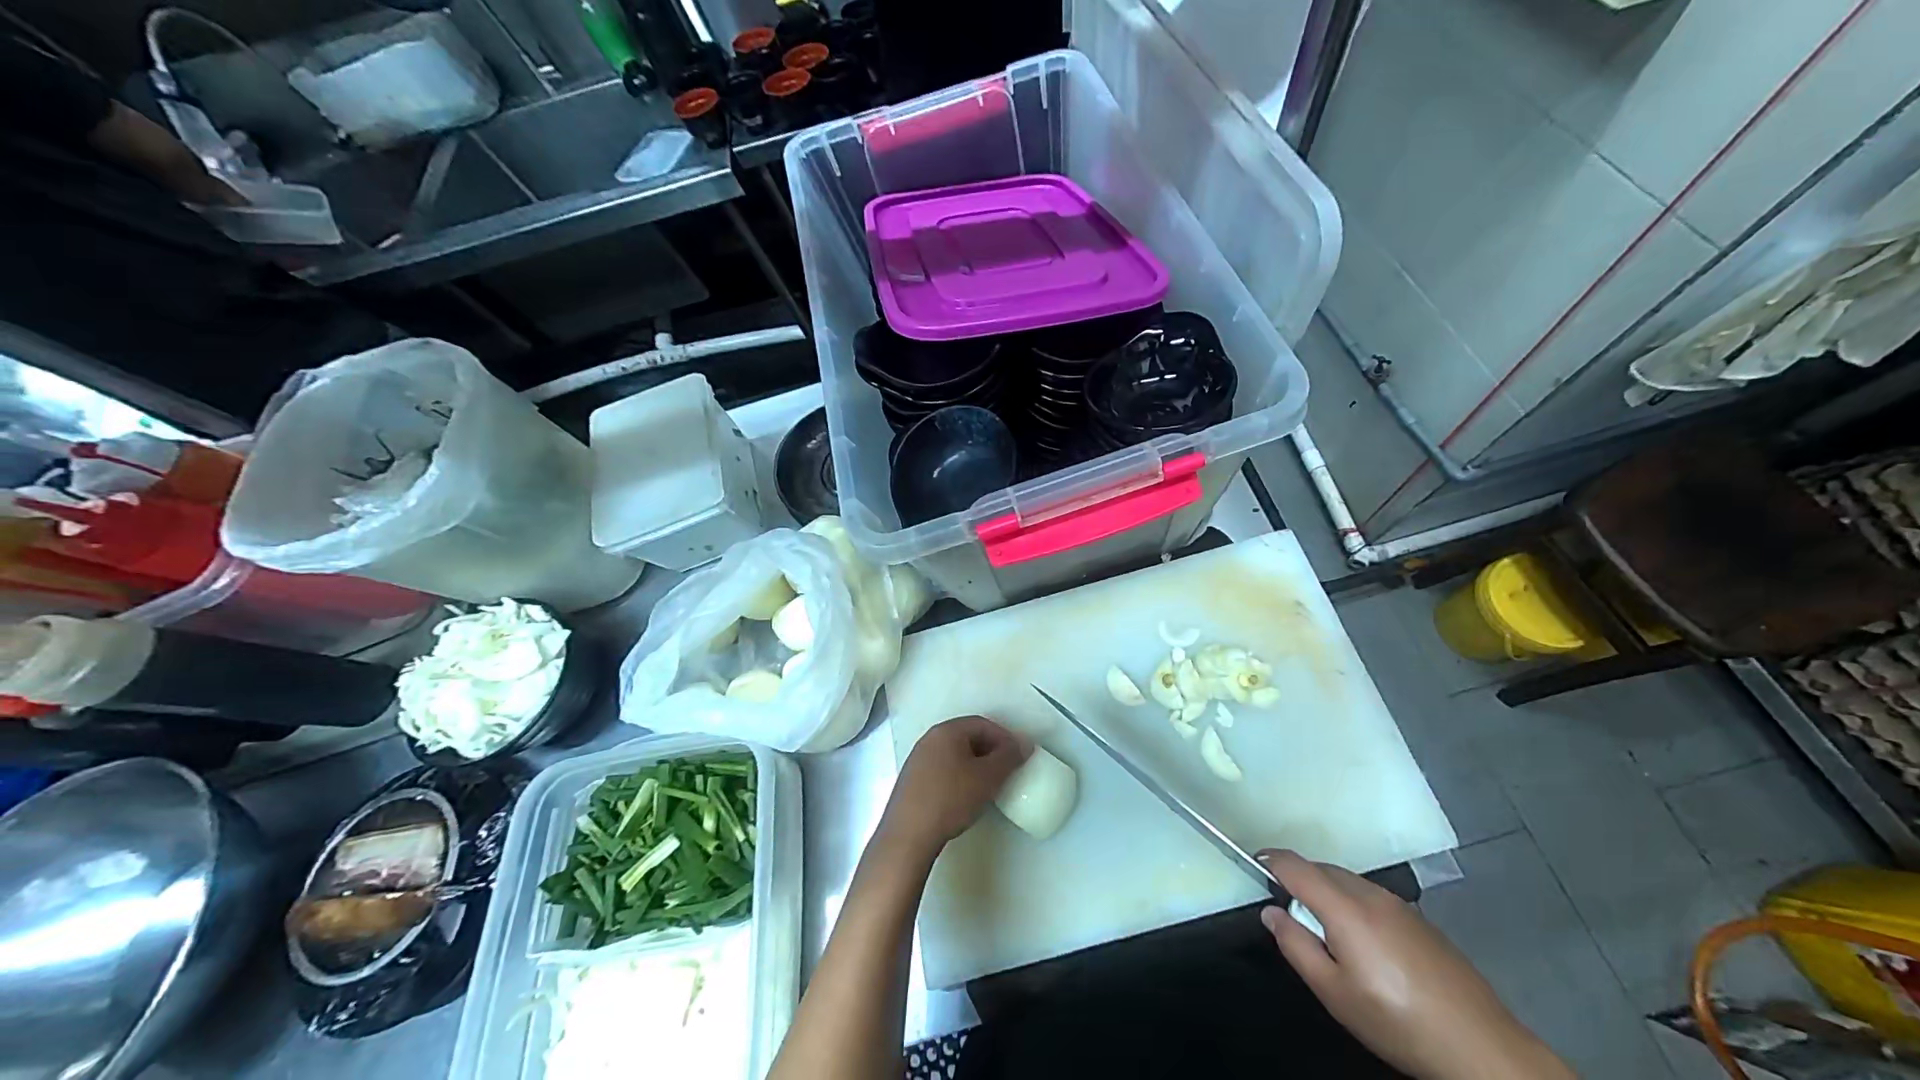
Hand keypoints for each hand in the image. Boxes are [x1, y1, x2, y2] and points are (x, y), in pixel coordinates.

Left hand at [877, 716, 1028, 860]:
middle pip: (967, 737)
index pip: (982, 723)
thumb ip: (1009, 758)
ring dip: (976, 765)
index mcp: (946, 731)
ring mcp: (917, 759)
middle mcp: (929, 739)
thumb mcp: (988, 778)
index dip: (1005, 737)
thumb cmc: (950, 799)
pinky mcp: (912, 781)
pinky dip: (960, 776)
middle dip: (991, 751)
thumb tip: (1024, 744)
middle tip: (1008, 771)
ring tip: (990, 785)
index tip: (1020, 757)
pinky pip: (943, 768)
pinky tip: (966, 796)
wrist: (908, 834)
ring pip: (955, 754)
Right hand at [1258, 850, 1574, 1079]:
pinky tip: (1365, 946)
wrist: (1482, 1048)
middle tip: (1292, 918)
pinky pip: (1372, 897)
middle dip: (1300, 880)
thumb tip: (1272, 913)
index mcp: (1346, 909)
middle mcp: (1372, 895)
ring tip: (1328, 937)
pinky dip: (1354, 905)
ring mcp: (1401, 906)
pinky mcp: (1421, 921)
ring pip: (1348, 882)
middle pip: (1323, 869)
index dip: (1271, 861)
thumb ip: (1295, 947)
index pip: (1297, 866)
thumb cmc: (1397, 1022)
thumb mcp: (1333, 993)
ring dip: (1328, 893)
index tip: (1255, 866)